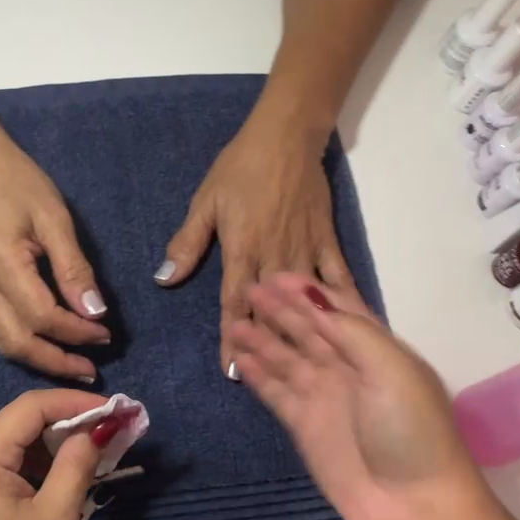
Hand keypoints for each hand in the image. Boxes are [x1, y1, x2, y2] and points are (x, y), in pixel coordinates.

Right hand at [0, 137, 108, 380]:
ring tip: (76, 365)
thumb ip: (74, 267)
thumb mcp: (54, 217)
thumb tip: (95, 312)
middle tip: (92, 370)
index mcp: (1, 265)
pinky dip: (28, 345)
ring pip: (6, 344)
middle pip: (18, 344)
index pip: (42, 317)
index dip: (77, 332)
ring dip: (42, 360)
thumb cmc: (18, 182)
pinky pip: (0, 331)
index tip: (106, 334)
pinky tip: (53, 344)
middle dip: (56, 362)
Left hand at [0, 389, 110, 519]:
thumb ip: (77, 466)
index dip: (77, 402)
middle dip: (71, 422)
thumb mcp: (54, 519)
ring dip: (57, 444)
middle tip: (115, 433)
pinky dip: (40, 463)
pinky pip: (8, 460)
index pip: (32, 406)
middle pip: (24, 419)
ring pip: (18, 439)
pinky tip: (67, 476)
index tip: (117, 410)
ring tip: (99, 455)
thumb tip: (97, 430)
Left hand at [159, 115, 352, 374]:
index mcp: (243, 251)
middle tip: (265, 383)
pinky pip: (337, 276)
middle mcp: (274, 257)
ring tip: (311, 369)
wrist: (286, 135)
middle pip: (270, 310)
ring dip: (304, 334)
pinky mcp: (326, 239)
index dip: (232, 337)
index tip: (231, 370)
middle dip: (266, 346)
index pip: (234, 303)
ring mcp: (304, 250)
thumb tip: (164, 279)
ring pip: (304, 299)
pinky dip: (345, 301)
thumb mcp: (205, 203)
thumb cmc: (240, 168)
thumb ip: (187, 244)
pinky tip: (355, 328)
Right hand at [228, 274, 487, 519]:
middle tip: (248, 288)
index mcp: (377, 349)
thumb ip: (351, 332)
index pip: (338, 311)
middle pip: (308, 330)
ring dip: (262, 339)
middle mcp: (348, 367)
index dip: (309, 292)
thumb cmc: (410, 430)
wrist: (412, 502)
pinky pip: (276, 392)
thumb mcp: (390, 368)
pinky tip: (239, 358)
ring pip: (287, 358)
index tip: (277, 273)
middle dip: (281, 309)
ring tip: (234, 320)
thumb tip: (313, 298)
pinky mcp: (305, 426)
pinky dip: (259, 375)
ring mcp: (325, 397)